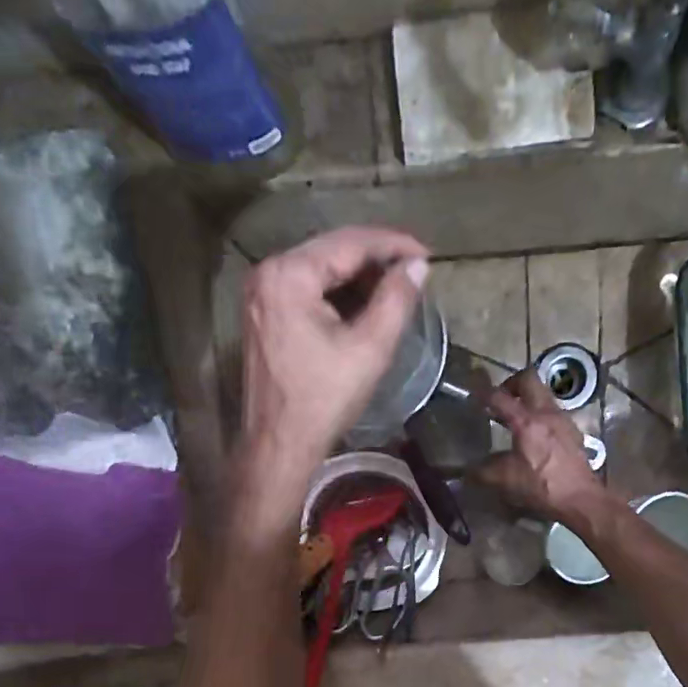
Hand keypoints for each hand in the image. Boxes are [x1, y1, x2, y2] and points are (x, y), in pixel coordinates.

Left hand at [239, 226, 429, 485]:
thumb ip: (396, 300)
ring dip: (357, 277)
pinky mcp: (262, 314)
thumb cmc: (324, 399)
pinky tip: (363, 306)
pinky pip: (305, 289)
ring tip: (395, 290)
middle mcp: (267, 273)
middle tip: (414, 273)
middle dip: (375, 260)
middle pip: (331, 251)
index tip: (427, 255)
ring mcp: (260, 294)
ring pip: (319, 269)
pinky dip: (336, 293)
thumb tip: (418, 267)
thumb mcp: (370, 348)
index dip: (393, 244)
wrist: (279, 444)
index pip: (349, 242)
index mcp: (289, 275)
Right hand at [475, 370, 618, 527]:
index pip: (500, 397)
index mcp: (527, 422)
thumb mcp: (506, 480)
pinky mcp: (573, 431)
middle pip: (529, 379)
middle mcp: (546, 413)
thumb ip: (483, 471)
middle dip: (511, 383)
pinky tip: (536, 434)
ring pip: (544, 393)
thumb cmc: (542, 487)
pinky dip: (541, 413)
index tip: (474, 394)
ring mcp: (563, 419)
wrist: (581, 498)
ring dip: (528, 397)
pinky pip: (554, 411)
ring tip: (516, 415)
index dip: (483, 392)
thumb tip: (468, 470)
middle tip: (501, 397)